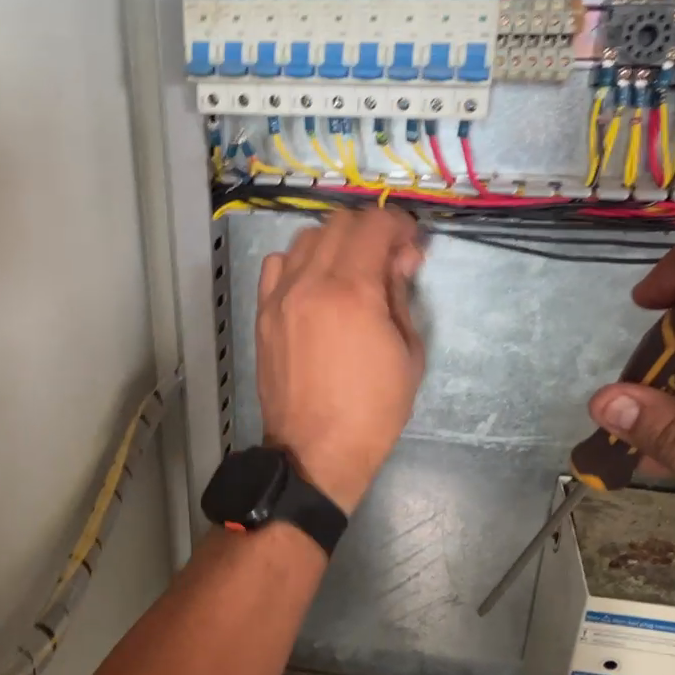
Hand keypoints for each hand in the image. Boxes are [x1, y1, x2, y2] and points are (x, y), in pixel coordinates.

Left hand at [255, 209, 424, 514]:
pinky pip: (277, 266)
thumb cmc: (373, 410)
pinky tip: (315, 286)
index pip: (374, 225)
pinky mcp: (262, 314)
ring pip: (306, 238)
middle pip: (339, 223)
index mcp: (352, 291)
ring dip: (335, 243)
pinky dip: (300, 263)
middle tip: (388, 259)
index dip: (400, 226)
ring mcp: (279, 297)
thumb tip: (399, 260)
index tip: (411, 245)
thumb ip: (401, 296)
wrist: (316, 451)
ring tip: (352, 271)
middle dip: (370, 231)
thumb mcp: (408, 353)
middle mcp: (310, 283)